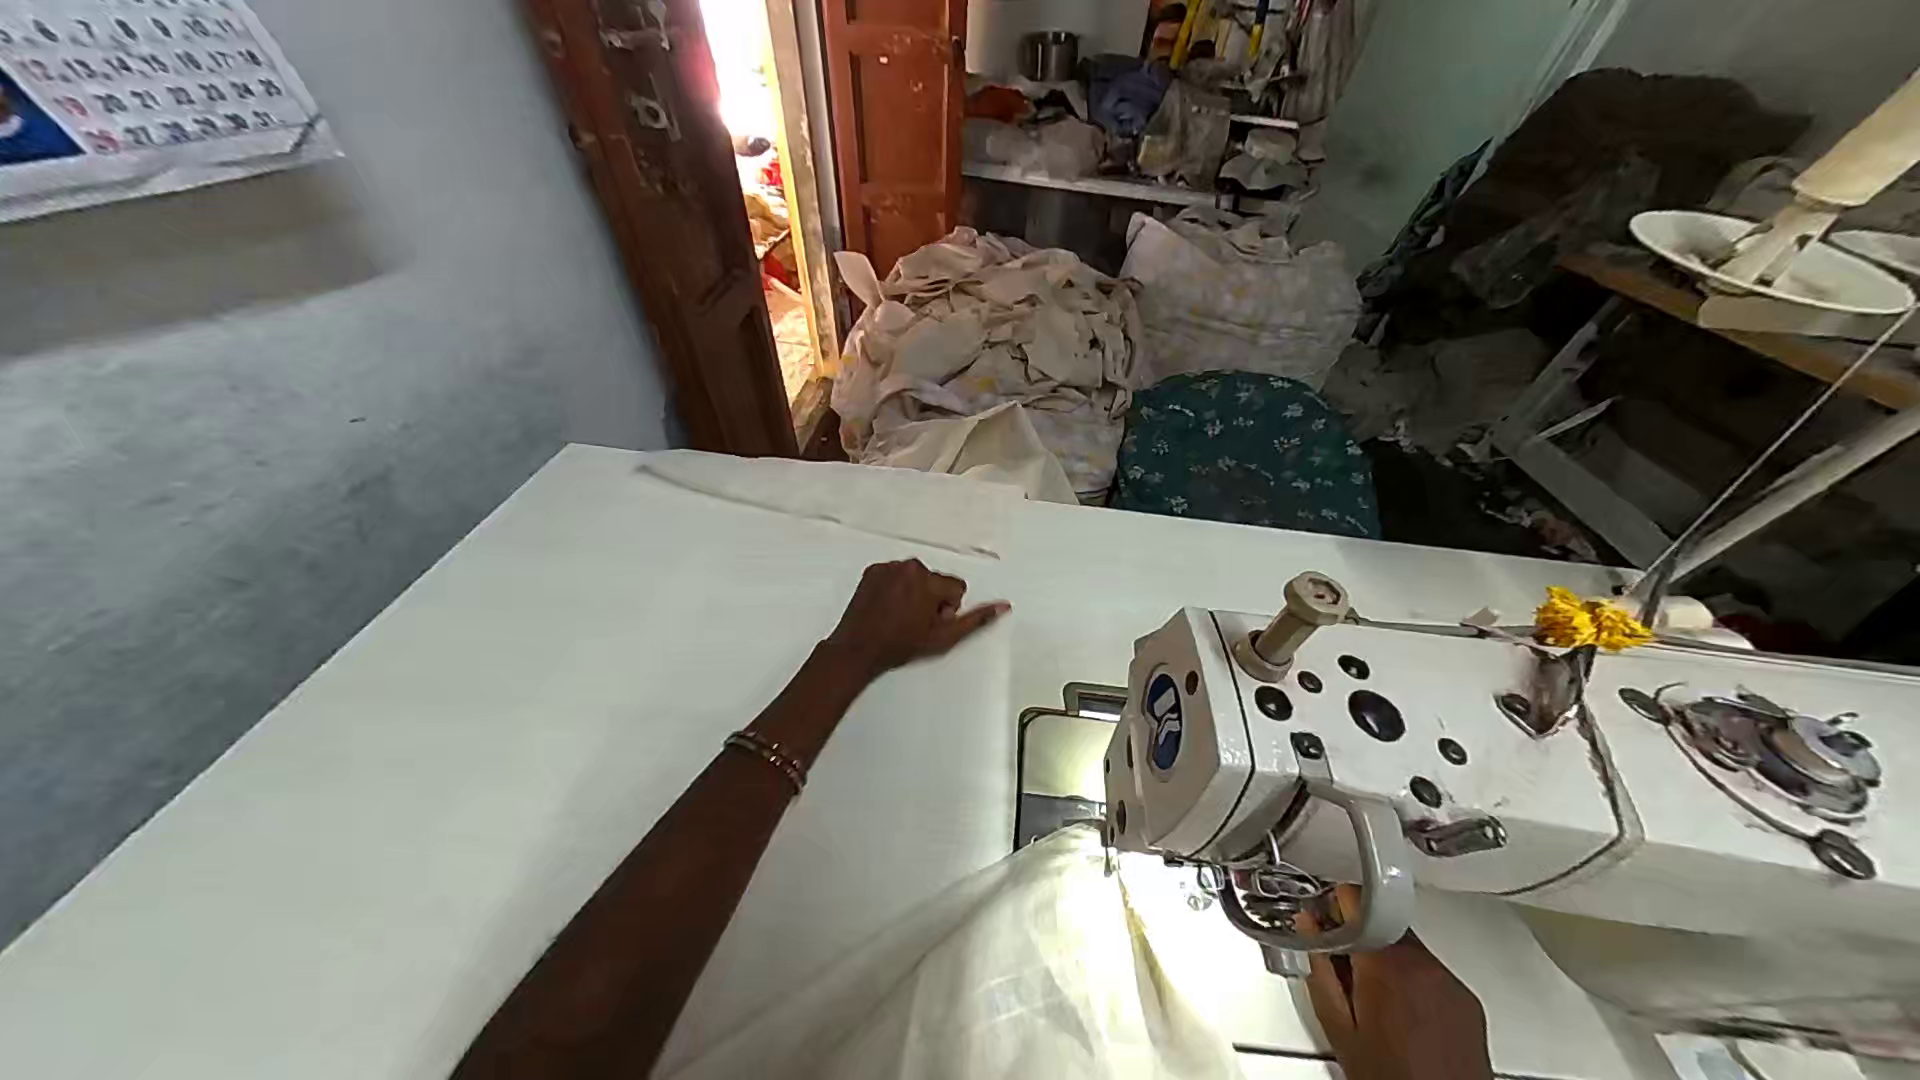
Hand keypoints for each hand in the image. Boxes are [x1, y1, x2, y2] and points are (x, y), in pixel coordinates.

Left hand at [823, 559, 1009, 677]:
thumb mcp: (944, 638)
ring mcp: (888, 568)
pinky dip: (893, 590)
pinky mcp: (872, 571)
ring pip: (915, 578)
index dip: (948, 609)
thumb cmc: (897, 645)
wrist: (858, 649)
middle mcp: (908, 567)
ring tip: (898, 618)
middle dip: (930, 600)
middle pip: (935, 581)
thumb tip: (1002, 607)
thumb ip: (976, 619)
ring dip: (912, 594)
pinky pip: (894, 575)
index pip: (956, 588)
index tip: (931, 622)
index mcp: (928, 581)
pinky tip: (886, 610)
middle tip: (914, 623)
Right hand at [1304, 887, 1491, 1079]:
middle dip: (1357, 937)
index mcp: (1386, 964)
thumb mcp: (1337, 1024)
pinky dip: (1411, 978)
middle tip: (1344, 970)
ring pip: (1404, 944)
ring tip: (1374, 999)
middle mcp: (1424, 965)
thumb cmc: (1392, 1079)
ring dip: (1384, 958)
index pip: (1355, 900)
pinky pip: (1429, 969)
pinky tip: (1403, 1012)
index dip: (1333, 908)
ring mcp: (1450, 983)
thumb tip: (1308, 925)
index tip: (1323, 923)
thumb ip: (1317, 965)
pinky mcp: (1468, 1000)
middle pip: (1380, 922)